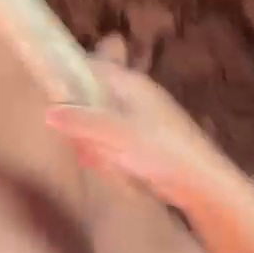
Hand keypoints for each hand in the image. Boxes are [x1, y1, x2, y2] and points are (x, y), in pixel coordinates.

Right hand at [46, 38, 242, 209]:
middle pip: (95, 95)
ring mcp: (145, 118)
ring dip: (95, 138)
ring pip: (105, 121)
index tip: (52, 93)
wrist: (204, 186)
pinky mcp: (150, 141)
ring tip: (94, 156)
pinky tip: (109, 168)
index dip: (70, 76)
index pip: (91, 66)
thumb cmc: (159, 151)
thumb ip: (81, 122)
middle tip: (74, 136)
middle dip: (82, 117)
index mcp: (130, 83)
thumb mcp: (114, 135)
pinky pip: (118, 140)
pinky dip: (110, 152)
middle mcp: (137, 95)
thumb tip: (48, 112)